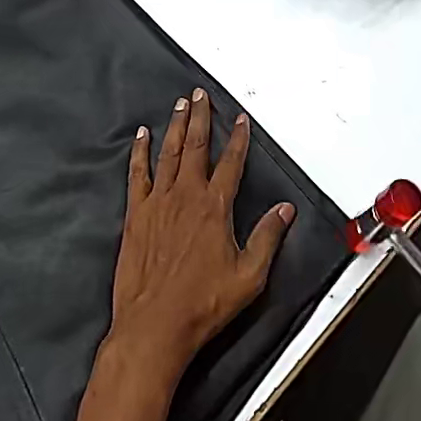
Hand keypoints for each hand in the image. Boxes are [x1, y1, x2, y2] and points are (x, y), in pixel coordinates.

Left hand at [110, 88, 294, 370]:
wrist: (155, 325)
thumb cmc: (202, 304)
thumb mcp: (249, 276)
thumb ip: (267, 238)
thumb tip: (284, 211)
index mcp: (214, 208)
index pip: (231, 163)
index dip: (238, 138)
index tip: (240, 119)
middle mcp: (186, 197)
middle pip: (197, 147)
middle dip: (202, 117)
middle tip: (201, 94)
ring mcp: (159, 202)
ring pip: (170, 153)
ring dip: (177, 126)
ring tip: (181, 104)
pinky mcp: (136, 214)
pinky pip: (138, 173)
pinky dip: (140, 152)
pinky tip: (142, 136)